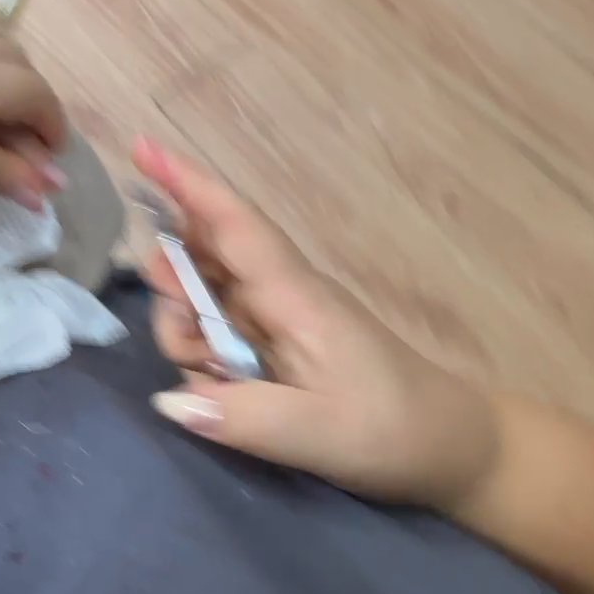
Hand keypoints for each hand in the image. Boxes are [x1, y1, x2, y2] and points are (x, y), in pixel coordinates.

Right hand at [136, 139, 500, 512]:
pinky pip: (204, 327)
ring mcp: (266, 315)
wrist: (451, 448)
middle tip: (192, 341)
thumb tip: (168, 400)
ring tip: (217, 382)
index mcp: (294, 297)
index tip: (142, 146)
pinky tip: (222, 389)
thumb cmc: (395, 430)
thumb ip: (244, 417)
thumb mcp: (322, 435)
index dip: (187, 184)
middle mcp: (273, 293)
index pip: (234, 226)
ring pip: (192, 296)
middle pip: (197, 258)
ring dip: (182, 335)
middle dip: (171, 289)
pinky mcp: (261, 337)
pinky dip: (196, 354)